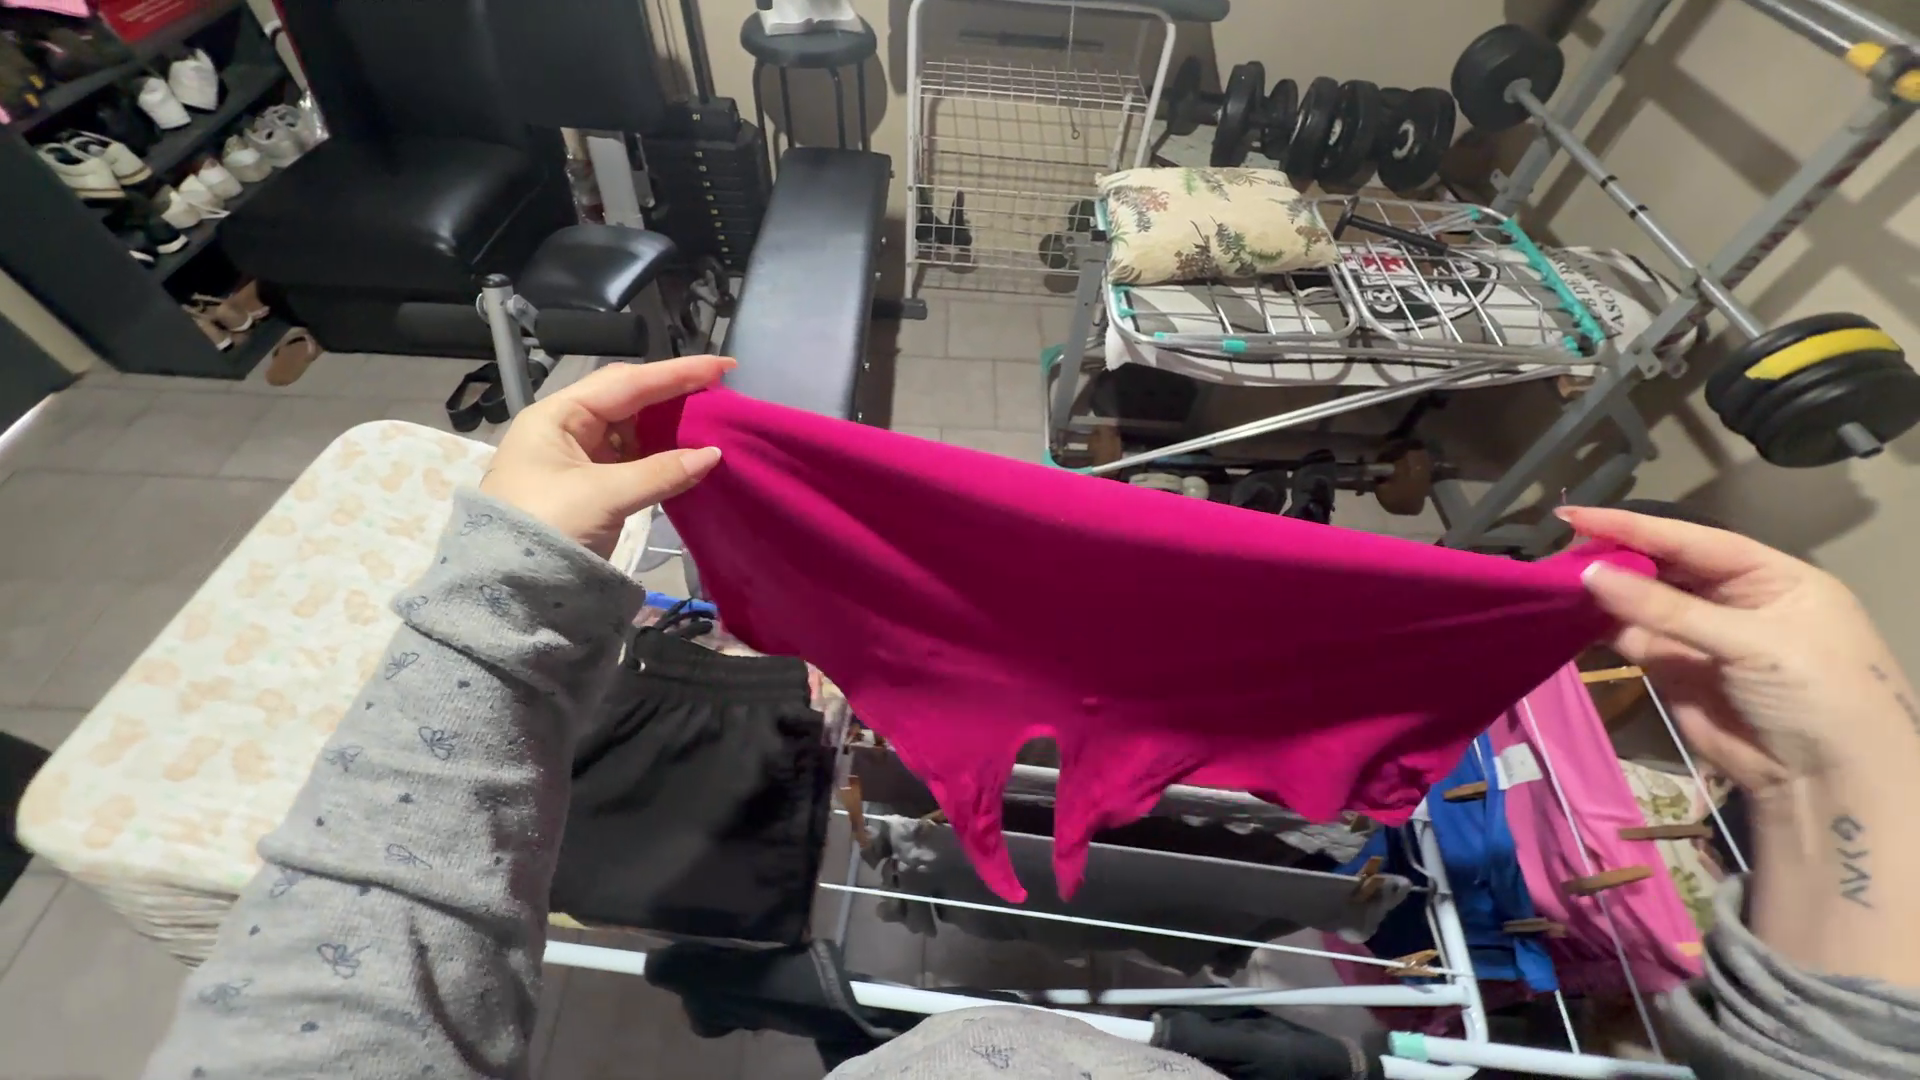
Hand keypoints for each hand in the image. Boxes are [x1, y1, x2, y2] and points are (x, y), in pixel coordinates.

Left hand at [480, 356, 732, 557]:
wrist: (509, 586)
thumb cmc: (547, 527)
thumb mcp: (604, 496)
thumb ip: (662, 472)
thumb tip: (714, 454)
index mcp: (558, 416)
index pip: (627, 382)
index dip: (677, 373)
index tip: (723, 366)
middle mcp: (568, 427)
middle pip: (630, 398)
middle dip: (674, 391)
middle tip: (720, 388)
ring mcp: (580, 457)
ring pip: (634, 428)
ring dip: (671, 423)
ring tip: (711, 417)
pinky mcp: (593, 484)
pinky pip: (635, 457)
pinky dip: (664, 453)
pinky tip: (690, 451)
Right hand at [1560, 506, 1919, 795]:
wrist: (1824, 782)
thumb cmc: (1820, 696)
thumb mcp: (1753, 643)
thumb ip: (1666, 609)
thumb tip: (1587, 575)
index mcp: (1772, 578)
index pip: (1691, 540)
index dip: (1633, 526)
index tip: (1575, 515)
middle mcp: (1730, 598)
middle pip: (1658, 564)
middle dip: (1610, 553)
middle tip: (1556, 546)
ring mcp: (1695, 631)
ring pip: (1634, 598)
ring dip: (1596, 588)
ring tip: (1549, 576)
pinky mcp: (1666, 662)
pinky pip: (1622, 633)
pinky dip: (1592, 622)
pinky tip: (1564, 609)